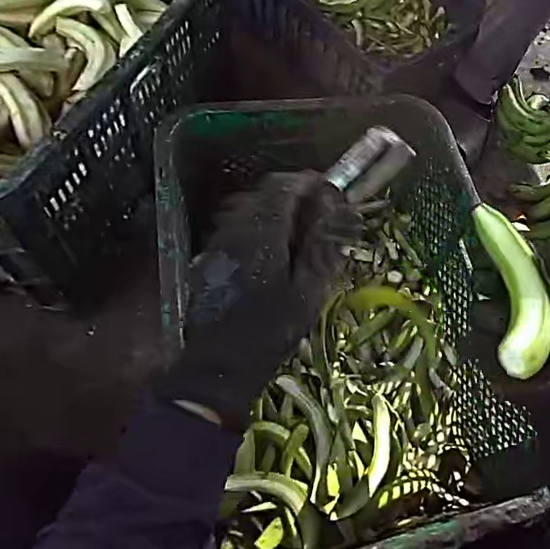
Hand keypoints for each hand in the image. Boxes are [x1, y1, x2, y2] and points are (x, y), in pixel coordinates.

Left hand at [160, 172, 358, 427]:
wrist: (220, 365)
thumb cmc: (271, 330)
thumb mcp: (308, 289)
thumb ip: (324, 244)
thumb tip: (341, 210)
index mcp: (262, 231)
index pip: (284, 187)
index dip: (308, 183)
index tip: (328, 190)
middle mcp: (234, 228)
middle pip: (263, 193)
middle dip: (292, 195)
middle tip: (316, 212)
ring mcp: (217, 243)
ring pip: (246, 208)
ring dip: (272, 210)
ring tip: (295, 231)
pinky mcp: (207, 259)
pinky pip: (233, 228)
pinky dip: (254, 228)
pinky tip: (268, 251)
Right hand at [484, 243, 549, 426]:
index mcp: (532, 286)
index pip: (507, 260)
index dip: (495, 250)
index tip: (487, 245)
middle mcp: (509, 301)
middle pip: (483, 277)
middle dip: (484, 276)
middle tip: (488, 281)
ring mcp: (494, 326)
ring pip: (478, 308)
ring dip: (494, 318)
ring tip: (513, 333)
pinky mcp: (482, 350)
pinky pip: (471, 337)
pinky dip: (485, 343)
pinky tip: (503, 352)